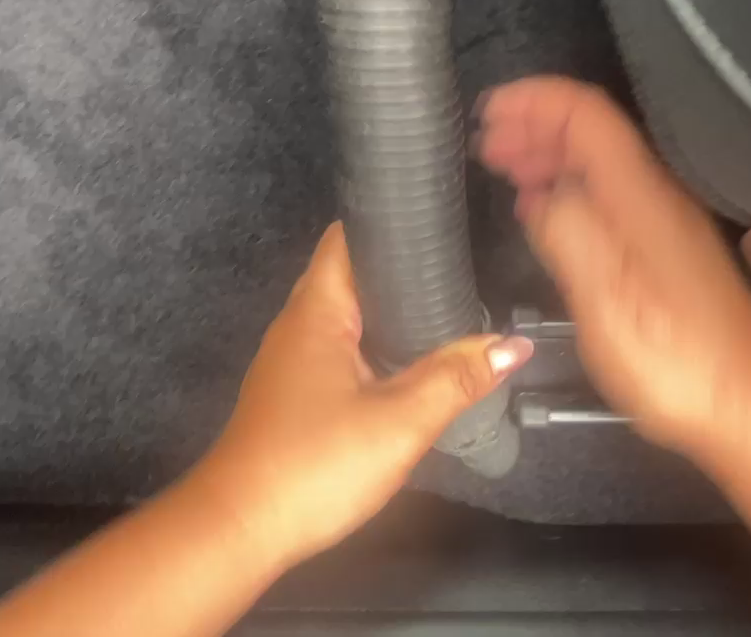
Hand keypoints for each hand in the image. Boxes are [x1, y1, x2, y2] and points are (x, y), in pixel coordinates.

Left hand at [185, 223, 533, 567]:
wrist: (238, 528)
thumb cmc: (313, 463)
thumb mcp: (398, 423)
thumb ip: (455, 379)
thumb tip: (512, 345)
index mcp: (316, 310)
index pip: (346, 237)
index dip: (386, 224)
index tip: (434, 223)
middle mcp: (297, 322)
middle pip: (347, 273)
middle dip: (396, 269)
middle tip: (454, 269)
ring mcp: (290, 357)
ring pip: (342, 314)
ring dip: (383, 309)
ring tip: (440, 307)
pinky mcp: (291, 389)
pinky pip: (334, 345)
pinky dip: (368, 342)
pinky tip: (401, 361)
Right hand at [476, 77, 750, 454]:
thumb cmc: (681, 367)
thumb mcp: (607, 305)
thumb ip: (568, 236)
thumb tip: (540, 196)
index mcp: (640, 200)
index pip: (586, 115)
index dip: (535, 100)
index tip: (492, 109)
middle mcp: (653, 198)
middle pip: (589, 131)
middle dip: (532, 123)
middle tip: (487, 140)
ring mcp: (659, 221)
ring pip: (594, 160)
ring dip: (545, 152)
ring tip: (504, 165)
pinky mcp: (659, 247)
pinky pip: (603, 192)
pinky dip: (563, 184)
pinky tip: (541, 206)